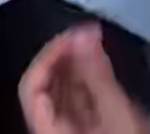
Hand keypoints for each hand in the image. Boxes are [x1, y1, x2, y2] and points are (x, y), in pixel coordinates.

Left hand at [18, 25, 149, 133]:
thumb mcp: (117, 118)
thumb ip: (98, 75)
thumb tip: (85, 32)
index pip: (32, 86)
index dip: (51, 54)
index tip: (80, 33)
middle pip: (45, 89)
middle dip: (67, 57)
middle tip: (93, 35)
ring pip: (60, 97)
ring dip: (77, 68)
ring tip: (99, 48)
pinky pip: (74, 108)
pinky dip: (85, 86)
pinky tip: (102, 73)